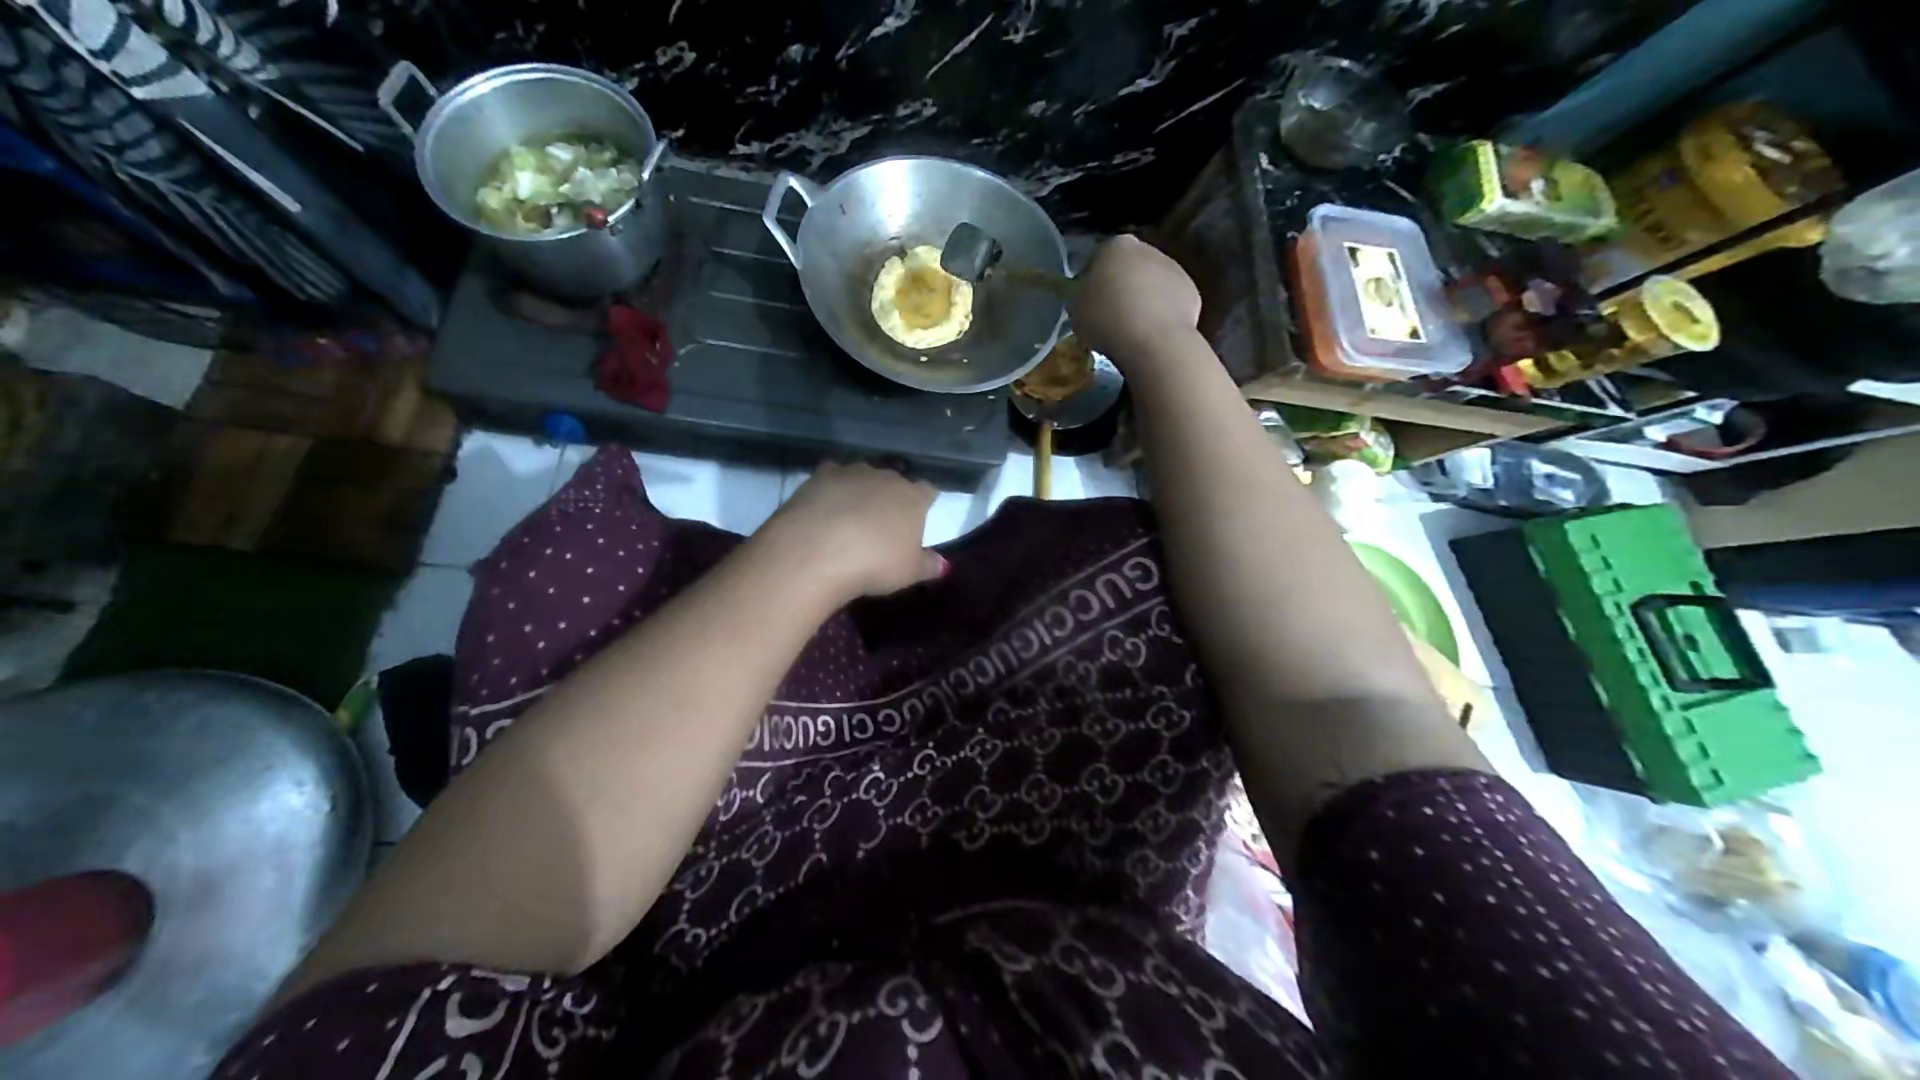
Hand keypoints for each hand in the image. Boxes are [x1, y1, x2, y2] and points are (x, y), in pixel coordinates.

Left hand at [758, 461, 943, 599]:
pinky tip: (825, 506)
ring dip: (861, 490)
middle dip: (891, 496)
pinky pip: (832, 477)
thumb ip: (928, 565)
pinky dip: (831, 489)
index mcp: (913, 497)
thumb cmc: (875, 563)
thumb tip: (944, 564)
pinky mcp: (820, 476)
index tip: (921, 514)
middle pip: (894, 480)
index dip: (926, 502)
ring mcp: (851, 473)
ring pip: (863, 476)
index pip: (928, 490)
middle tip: (884, 520)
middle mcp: (885, 477)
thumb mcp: (909, 573)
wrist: (818, 551)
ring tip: (853, 513)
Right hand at [1068, 235, 1202, 366]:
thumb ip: (1080, 294)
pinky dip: (1161, 314)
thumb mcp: (1075, 307)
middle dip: (1121, 286)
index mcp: (1116, 245)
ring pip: (1152, 284)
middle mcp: (1148, 249)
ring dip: (1143, 299)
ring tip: (1132, 329)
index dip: (1092, 279)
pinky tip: (1152, 334)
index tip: (1088, 300)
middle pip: (1129, 267)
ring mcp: (1174, 269)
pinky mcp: (1192, 292)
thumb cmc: (1105, 319)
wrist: (1153, 341)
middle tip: (1109, 315)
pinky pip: (1169, 302)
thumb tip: (1086, 293)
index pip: (1099, 257)